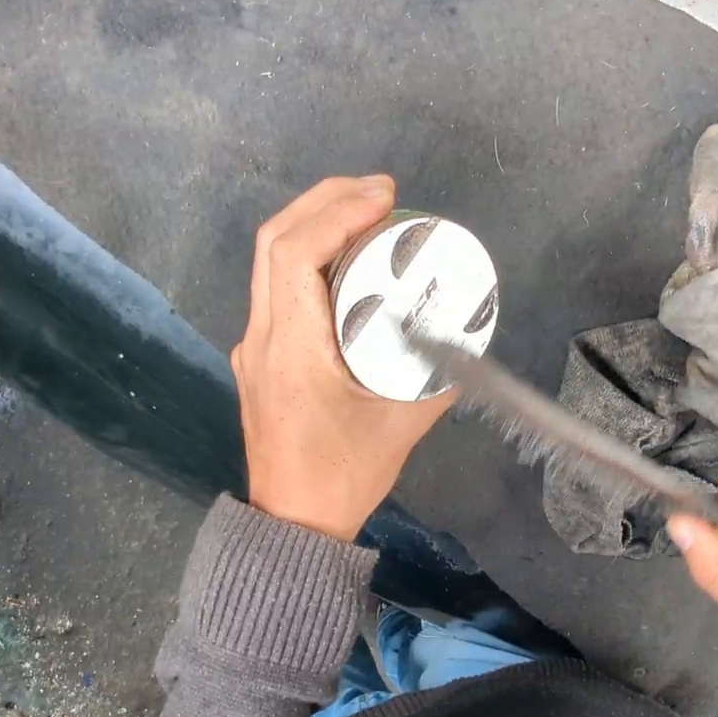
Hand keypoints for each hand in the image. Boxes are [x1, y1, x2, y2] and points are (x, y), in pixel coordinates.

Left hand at [232, 176, 453, 541]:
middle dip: (324, 201)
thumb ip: (436, 383)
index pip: (293, 255)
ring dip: (313, 223)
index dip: (336, 213)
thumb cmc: (341, 479)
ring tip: (366, 211)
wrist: (290, 524)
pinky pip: (276, 287)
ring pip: (269, 262)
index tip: (384, 199)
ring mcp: (253, 347)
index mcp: (290, 350)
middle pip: (273, 242)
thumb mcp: (399, 429)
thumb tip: (463, 342)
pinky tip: (346, 260)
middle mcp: (261, 338)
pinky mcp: (259, 358)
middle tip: (380, 191)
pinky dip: (307, 256)